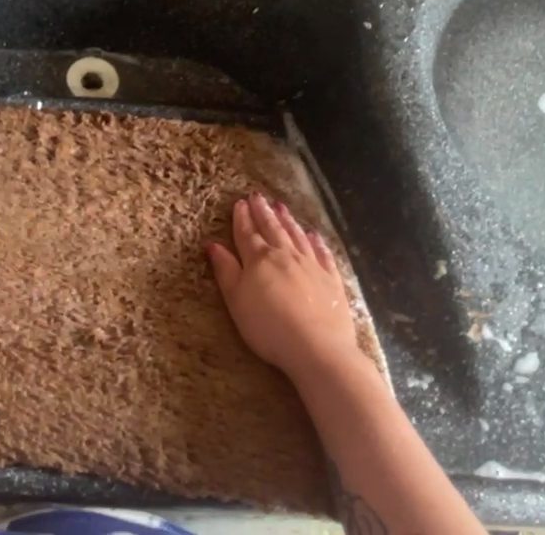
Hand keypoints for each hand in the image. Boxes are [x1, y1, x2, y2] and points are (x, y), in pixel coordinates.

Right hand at [208, 193, 366, 383]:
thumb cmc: (268, 326)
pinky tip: (314, 234)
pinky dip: (317, 242)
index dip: (242, 218)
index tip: (239, 203)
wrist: (317, 348)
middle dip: (263, 212)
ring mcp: (311, 265)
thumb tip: (213, 245)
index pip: (247, 233)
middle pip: (272, 228)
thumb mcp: (236, 300)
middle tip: (258, 196)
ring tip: (281, 206)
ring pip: (297, 236)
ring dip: (288, 220)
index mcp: (259, 259)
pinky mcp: (331, 280)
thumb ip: (225, 271)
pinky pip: (323, 254)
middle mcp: (285, 255)